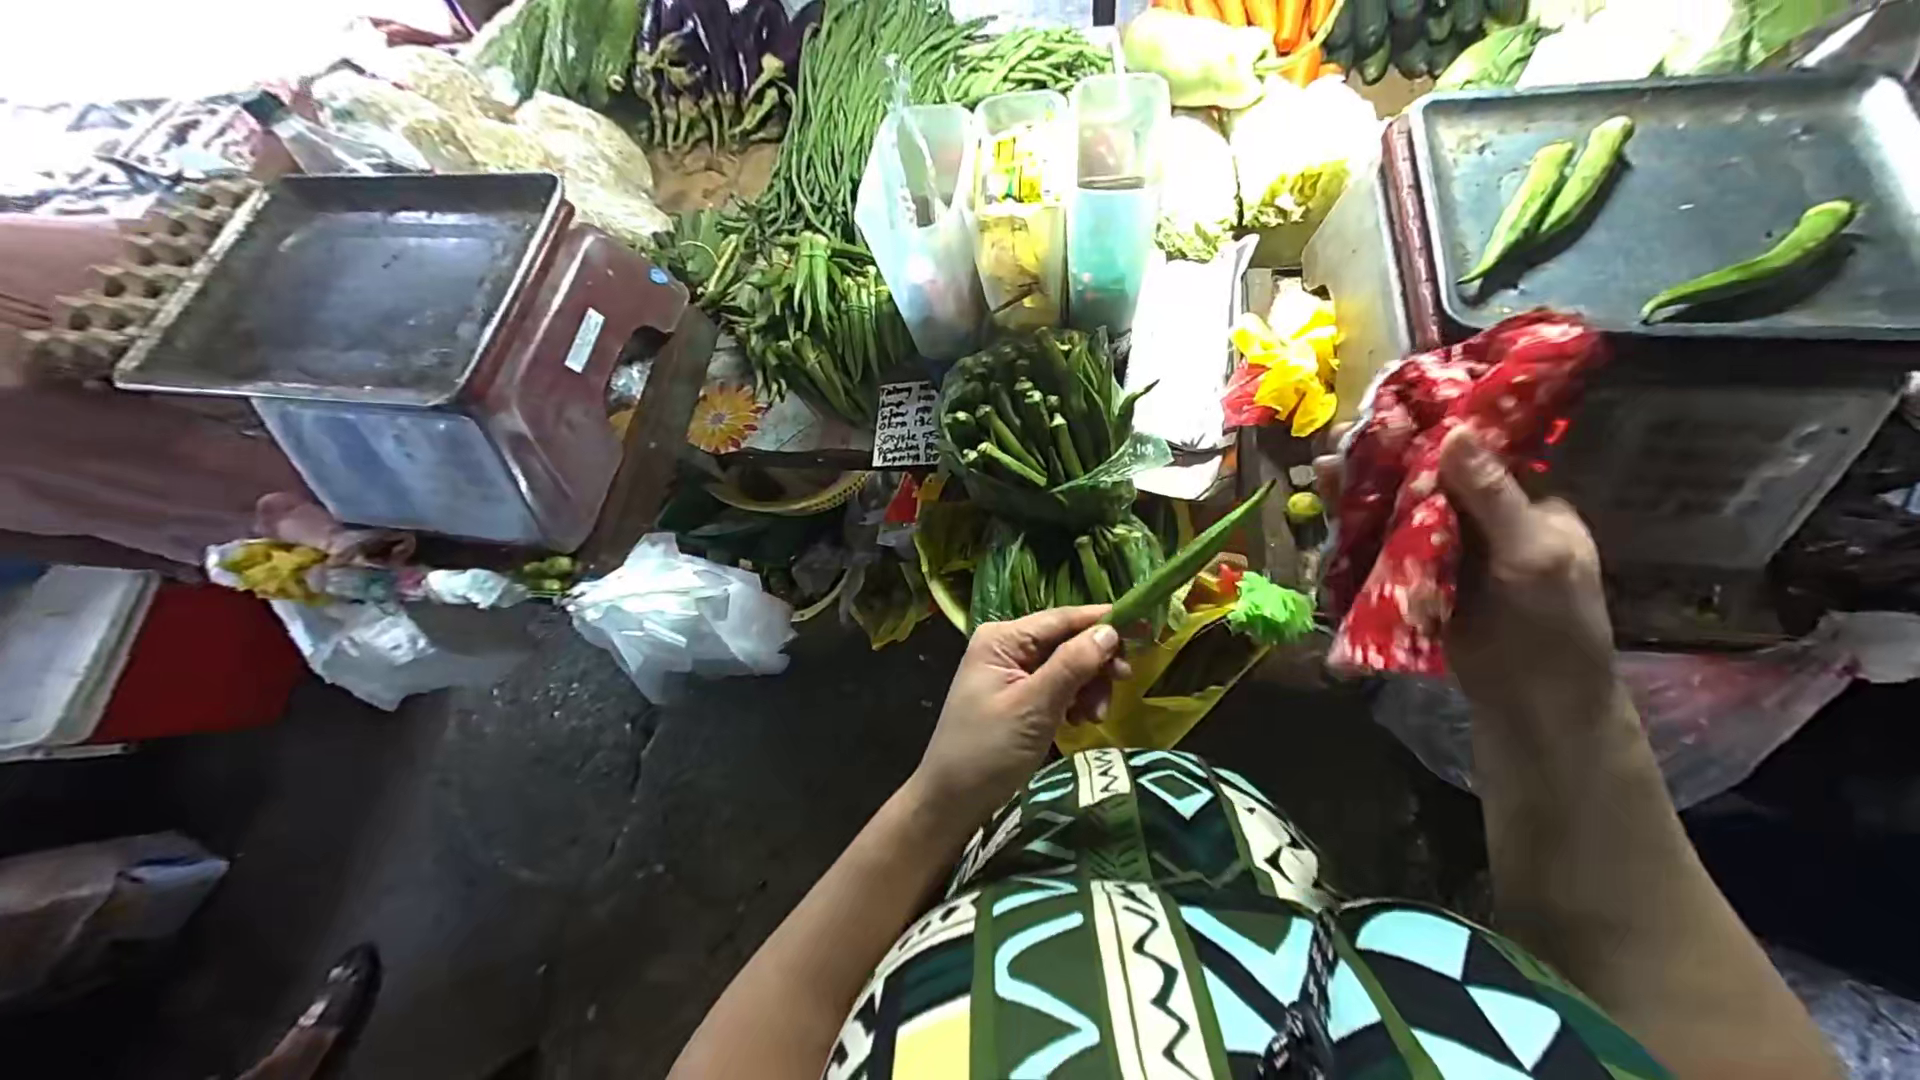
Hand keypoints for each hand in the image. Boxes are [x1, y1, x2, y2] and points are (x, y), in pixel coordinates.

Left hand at [909, 606, 1129, 826]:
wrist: (952, 801)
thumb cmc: (988, 750)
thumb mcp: (1034, 706)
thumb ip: (1072, 665)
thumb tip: (1109, 630)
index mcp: (1003, 638)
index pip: (1063, 618)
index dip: (1105, 621)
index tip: (1148, 627)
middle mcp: (1007, 646)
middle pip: (1068, 641)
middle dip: (1097, 663)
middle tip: (1123, 683)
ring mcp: (1012, 671)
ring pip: (1068, 665)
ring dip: (1089, 686)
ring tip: (1094, 716)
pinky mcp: (1020, 696)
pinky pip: (1059, 686)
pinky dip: (1075, 700)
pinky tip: (1079, 721)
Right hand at [1315, 426, 1619, 729]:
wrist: (1530, 696)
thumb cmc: (1552, 620)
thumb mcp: (1533, 552)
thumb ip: (1493, 495)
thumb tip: (1455, 431)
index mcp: (1516, 498)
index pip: (1469, 450)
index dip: (1430, 427)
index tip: (1390, 409)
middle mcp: (1472, 512)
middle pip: (1420, 475)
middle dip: (1380, 456)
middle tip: (1341, 440)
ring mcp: (1437, 542)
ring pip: (1392, 505)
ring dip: (1359, 488)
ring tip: (1323, 470)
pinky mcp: (1408, 571)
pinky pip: (1377, 541)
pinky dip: (1352, 526)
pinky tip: (1329, 509)